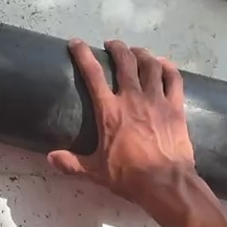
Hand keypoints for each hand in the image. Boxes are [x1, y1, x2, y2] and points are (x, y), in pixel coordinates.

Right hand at [48, 39, 199, 214]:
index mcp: (109, 110)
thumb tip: (50, 157)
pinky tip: (163, 63)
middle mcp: (132, 98)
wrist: (166, 183)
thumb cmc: (129, 176)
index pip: (92, 74)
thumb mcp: (96, 171)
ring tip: (136, 51)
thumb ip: (72, 163)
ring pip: (150, 65)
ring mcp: (156, 100)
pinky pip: (173, 79)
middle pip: (125, 61)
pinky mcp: (175, 107)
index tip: (76, 43)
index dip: (82, 54)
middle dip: (117, 47)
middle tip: (112, 44)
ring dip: (142, 53)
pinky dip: (168, 67)